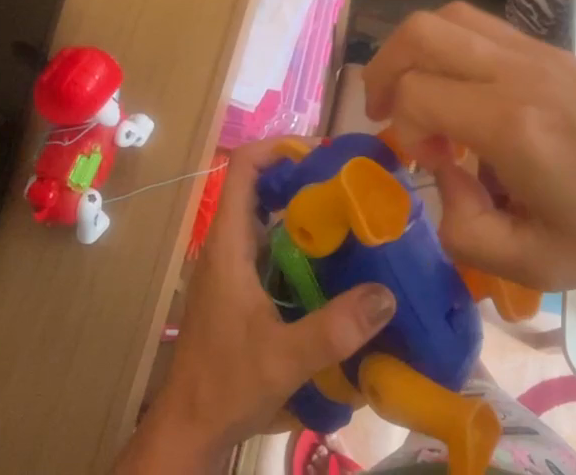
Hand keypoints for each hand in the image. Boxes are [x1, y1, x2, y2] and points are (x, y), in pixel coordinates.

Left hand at [117, 141, 395, 472]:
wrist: (190, 427)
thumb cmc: (225, 383)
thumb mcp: (283, 358)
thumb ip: (333, 329)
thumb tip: (386, 294)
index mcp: (228, 245)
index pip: (243, 169)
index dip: (278, 148)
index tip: (324, 152)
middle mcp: (229, 247)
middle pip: (261, 190)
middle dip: (305, 179)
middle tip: (354, 185)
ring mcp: (234, 270)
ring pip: (269, 222)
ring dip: (307, 214)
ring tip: (355, 218)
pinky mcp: (242, 292)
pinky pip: (274, 252)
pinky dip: (304, 247)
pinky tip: (338, 266)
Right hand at [363, 2, 575, 290]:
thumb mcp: (540, 264)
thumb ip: (465, 231)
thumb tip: (444, 175)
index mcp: (511, 124)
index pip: (415, 94)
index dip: (398, 126)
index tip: (426, 162)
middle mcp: (517, 73)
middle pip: (419, 33)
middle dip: (383, 68)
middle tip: (384, 112)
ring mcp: (537, 53)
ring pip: (449, 17)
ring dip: (414, 49)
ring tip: (414, 92)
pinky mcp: (553, 50)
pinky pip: (482, 26)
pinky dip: (451, 46)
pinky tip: (465, 92)